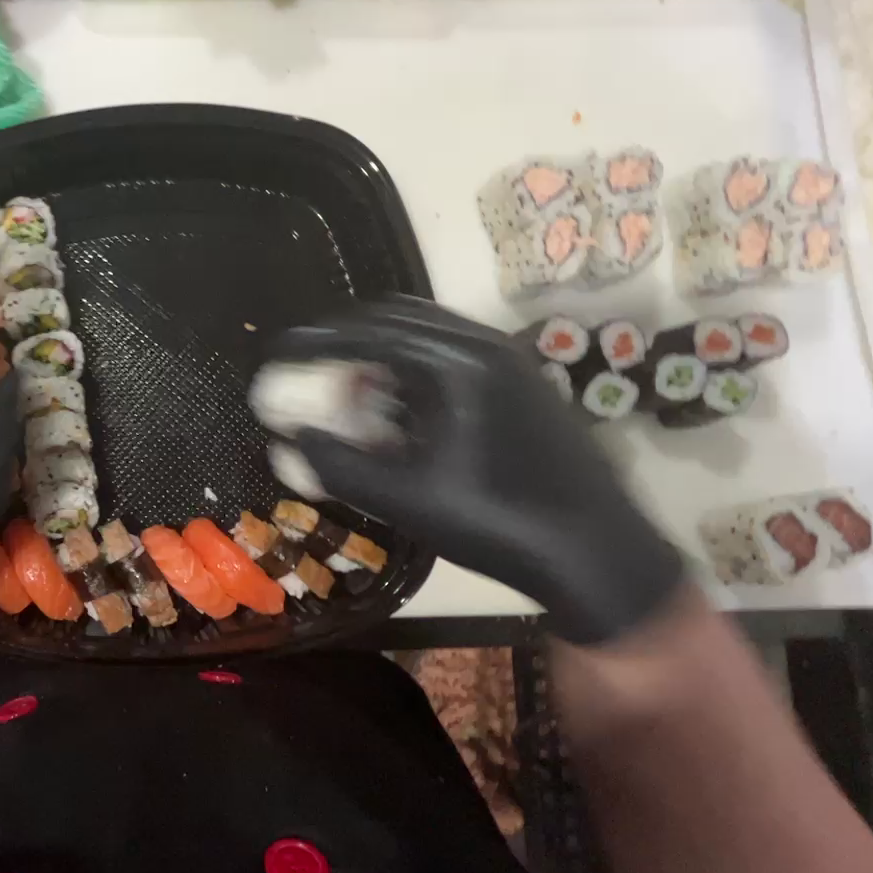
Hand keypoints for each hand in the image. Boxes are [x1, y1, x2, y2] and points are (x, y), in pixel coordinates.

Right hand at [267, 296, 683, 643]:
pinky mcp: (519, 379)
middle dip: (341, 340)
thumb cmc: (496, 526)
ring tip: (346, 391)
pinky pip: (448, 351)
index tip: (275, 352)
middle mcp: (481, 345)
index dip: (311, 343)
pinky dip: (409, 367)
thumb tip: (292, 438)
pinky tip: (398, 408)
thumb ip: (337, 467)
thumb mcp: (404, 502)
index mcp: (452, 365)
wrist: (597, 554)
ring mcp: (507, 359)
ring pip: (422, 333)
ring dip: (376, 353)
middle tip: (306, 367)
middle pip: (391, 318)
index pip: (363, 334)